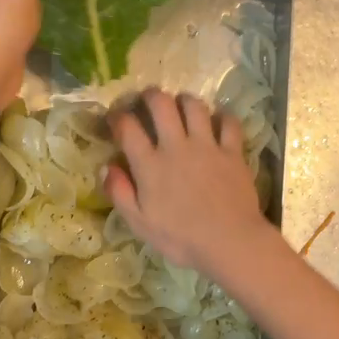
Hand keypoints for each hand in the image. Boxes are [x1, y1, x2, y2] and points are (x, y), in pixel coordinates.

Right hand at [104, 90, 278, 277]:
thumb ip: (120, 194)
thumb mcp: (140, 224)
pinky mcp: (233, 152)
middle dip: (150, 96)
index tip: (115, 118)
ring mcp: (207, 146)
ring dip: (185, 101)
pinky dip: (222, 117)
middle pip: (161, 104)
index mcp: (150, 165)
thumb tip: (106, 168)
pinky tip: (218, 122)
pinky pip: (228, 122)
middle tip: (148, 101)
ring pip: (194, 106)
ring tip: (182, 107)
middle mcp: (176, 146)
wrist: (229, 242)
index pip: (127, 127)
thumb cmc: (181, 239)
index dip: (117, 117)